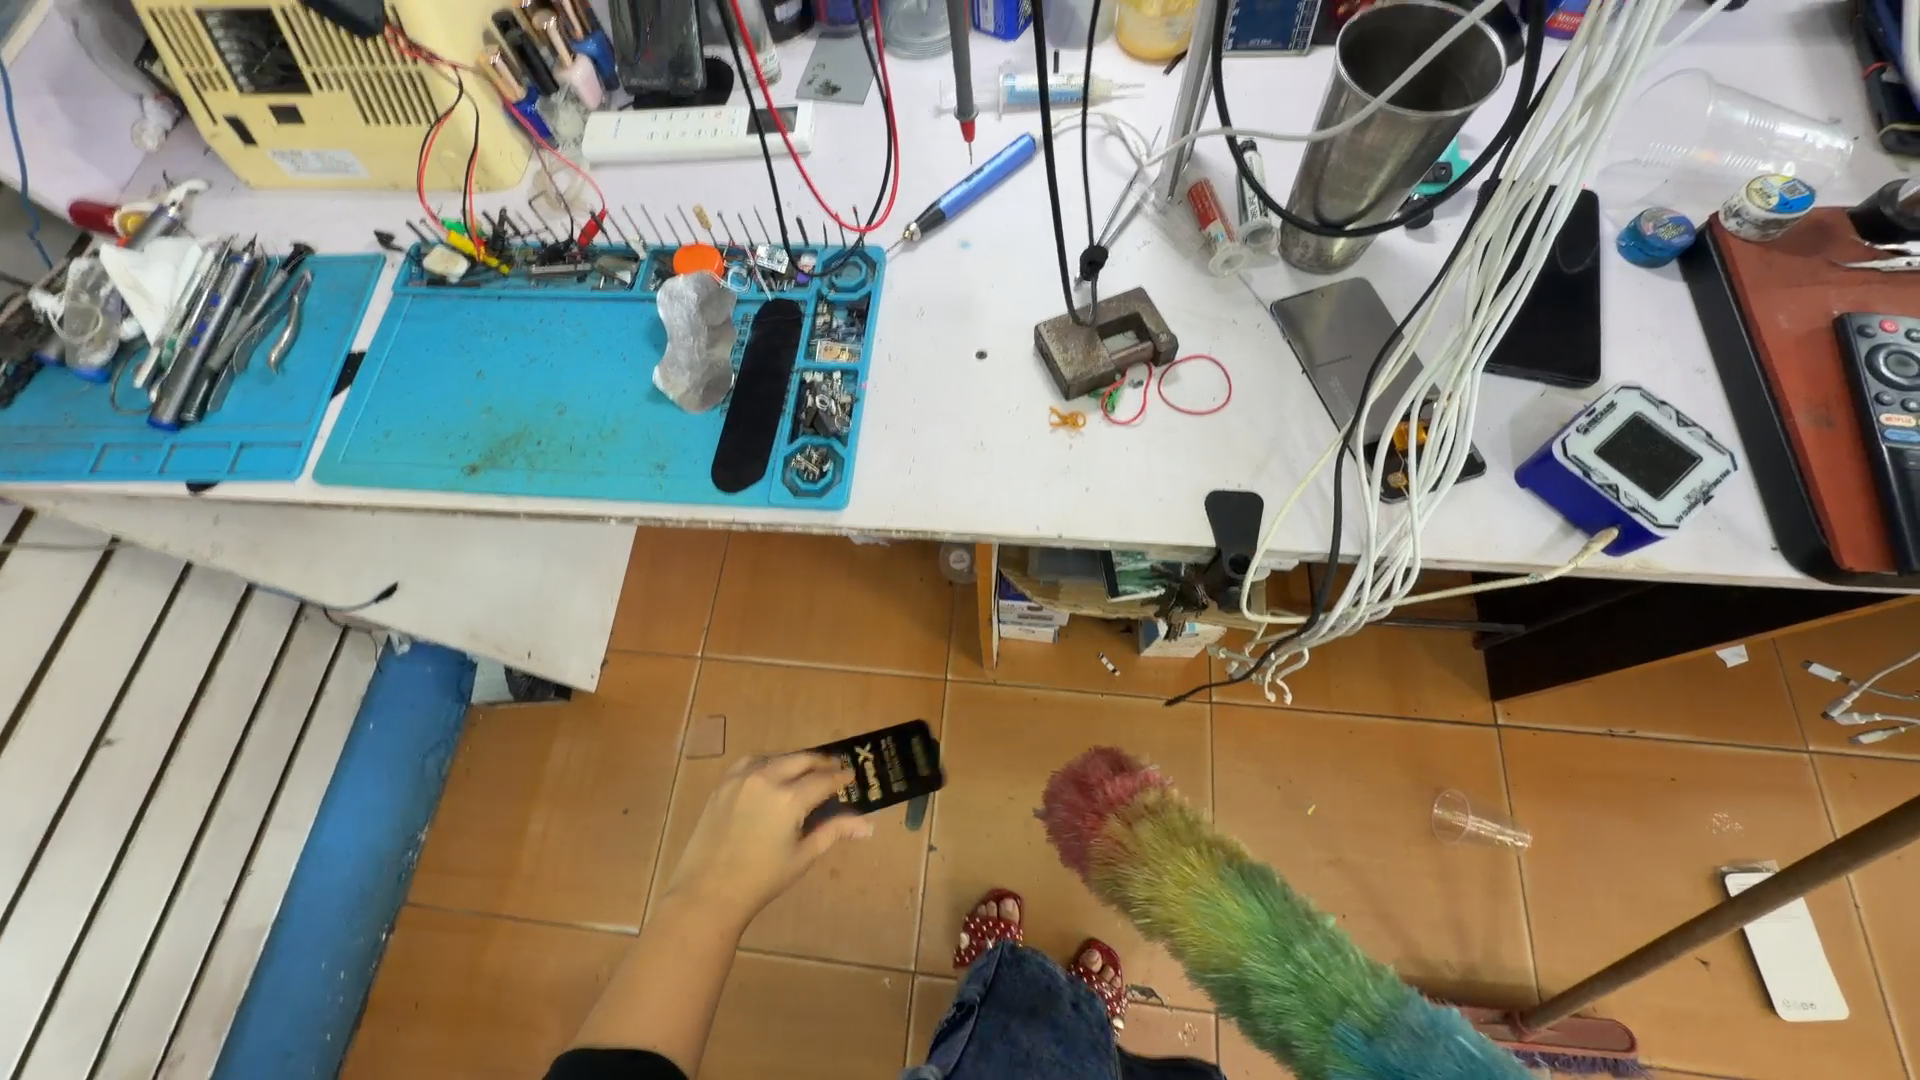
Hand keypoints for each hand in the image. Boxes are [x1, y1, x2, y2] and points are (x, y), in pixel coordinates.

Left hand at [659, 752, 873, 927]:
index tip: (851, 776)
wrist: (707, 892)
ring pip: (777, 757)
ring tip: (806, 770)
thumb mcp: (803, 856)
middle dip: (822, 763)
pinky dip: (768, 761)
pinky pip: (751, 762)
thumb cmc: (761, 879)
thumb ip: (834, 832)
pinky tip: (772, 772)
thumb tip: (867, 826)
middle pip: (802, 760)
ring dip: (796, 760)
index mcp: (790, 799)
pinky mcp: (724, 784)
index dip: (841, 777)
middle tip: (835, 769)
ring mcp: (742, 779)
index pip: (824, 779)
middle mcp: (767, 780)